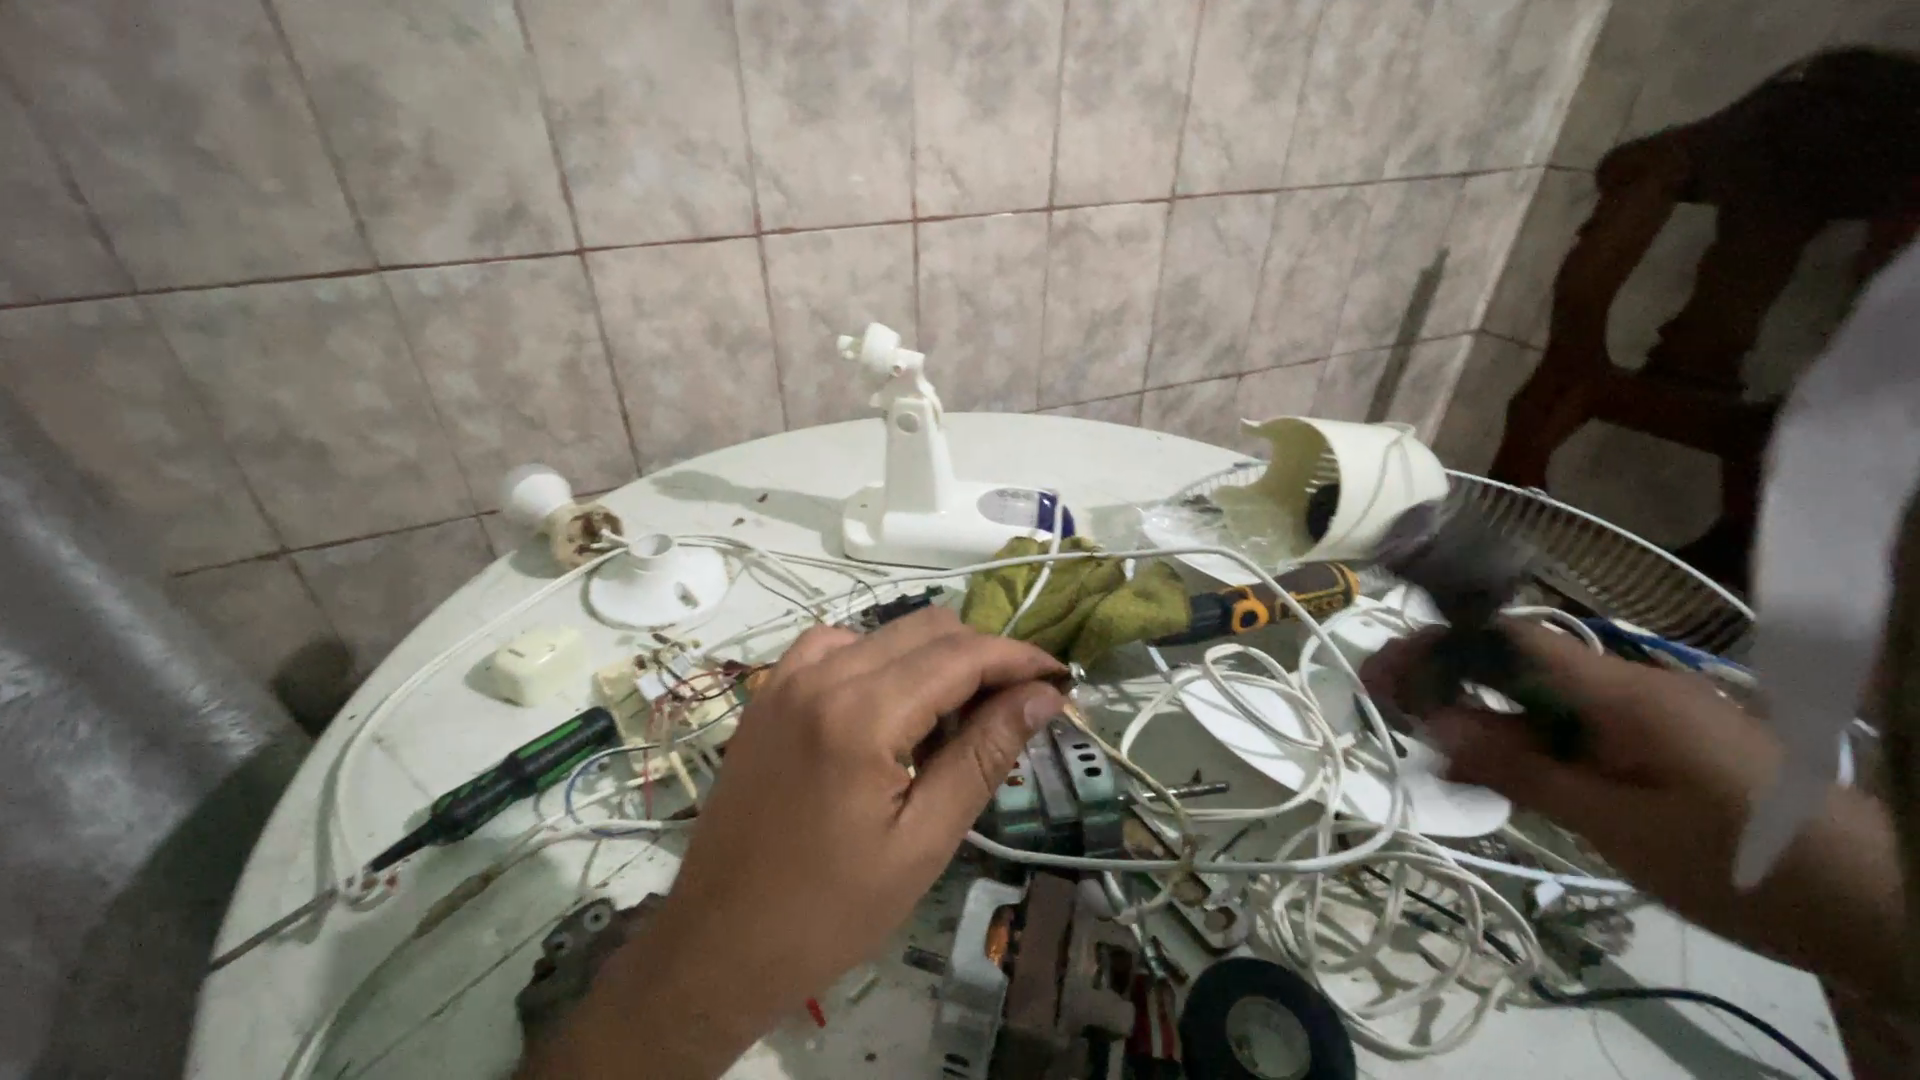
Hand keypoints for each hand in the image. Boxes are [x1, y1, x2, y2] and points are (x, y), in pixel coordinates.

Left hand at [525, 608, 1065, 1077]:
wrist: (720, 944)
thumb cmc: (831, 909)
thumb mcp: (924, 840)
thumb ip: (984, 755)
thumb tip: (1043, 696)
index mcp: (861, 713)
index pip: (961, 655)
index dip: (1019, 658)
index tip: (1060, 678)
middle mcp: (820, 675)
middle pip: (927, 629)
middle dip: (983, 656)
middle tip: (1016, 706)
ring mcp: (786, 679)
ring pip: (885, 631)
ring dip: (932, 657)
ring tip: (954, 715)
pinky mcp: (768, 694)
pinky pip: (836, 646)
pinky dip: (878, 659)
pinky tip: (888, 705)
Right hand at [1362, 623, 1906, 1002]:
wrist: (1885, 909)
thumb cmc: (1743, 867)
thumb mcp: (1617, 826)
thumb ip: (1522, 769)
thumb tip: (1436, 722)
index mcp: (1621, 695)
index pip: (1511, 641)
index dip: (1439, 646)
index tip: (1380, 667)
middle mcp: (1632, 688)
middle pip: (1518, 664)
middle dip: (1446, 676)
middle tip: (1383, 698)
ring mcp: (1650, 715)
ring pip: (1542, 700)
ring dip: (1480, 715)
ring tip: (1425, 743)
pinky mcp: (1662, 744)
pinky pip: (1576, 729)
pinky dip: (1524, 742)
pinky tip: (1491, 771)